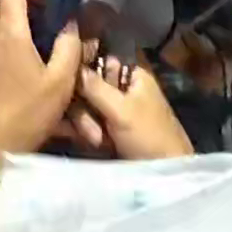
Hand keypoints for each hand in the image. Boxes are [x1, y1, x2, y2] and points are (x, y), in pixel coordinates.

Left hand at [0, 0, 91, 158]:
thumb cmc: (26, 111)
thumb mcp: (59, 81)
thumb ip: (68, 47)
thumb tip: (71, 24)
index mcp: (8, 31)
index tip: (51, 1)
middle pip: (1, 0)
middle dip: (25, 0)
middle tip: (50, 16)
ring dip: (19, 20)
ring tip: (46, 39)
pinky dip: (13, 37)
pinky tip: (33, 60)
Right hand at [76, 55, 193, 160]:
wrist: (164, 177)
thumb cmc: (149, 136)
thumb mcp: (121, 109)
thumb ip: (93, 85)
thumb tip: (68, 60)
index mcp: (131, 72)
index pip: (100, 55)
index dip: (82, 63)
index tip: (67, 75)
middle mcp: (120, 85)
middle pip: (87, 81)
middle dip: (84, 103)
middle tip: (92, 126)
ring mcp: (113, 106)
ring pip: (84, 102)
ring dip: (85, 121)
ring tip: (98, 140)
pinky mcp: (107, 126)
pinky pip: (86, 119)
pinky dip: (85, 130)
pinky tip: (91, 142)